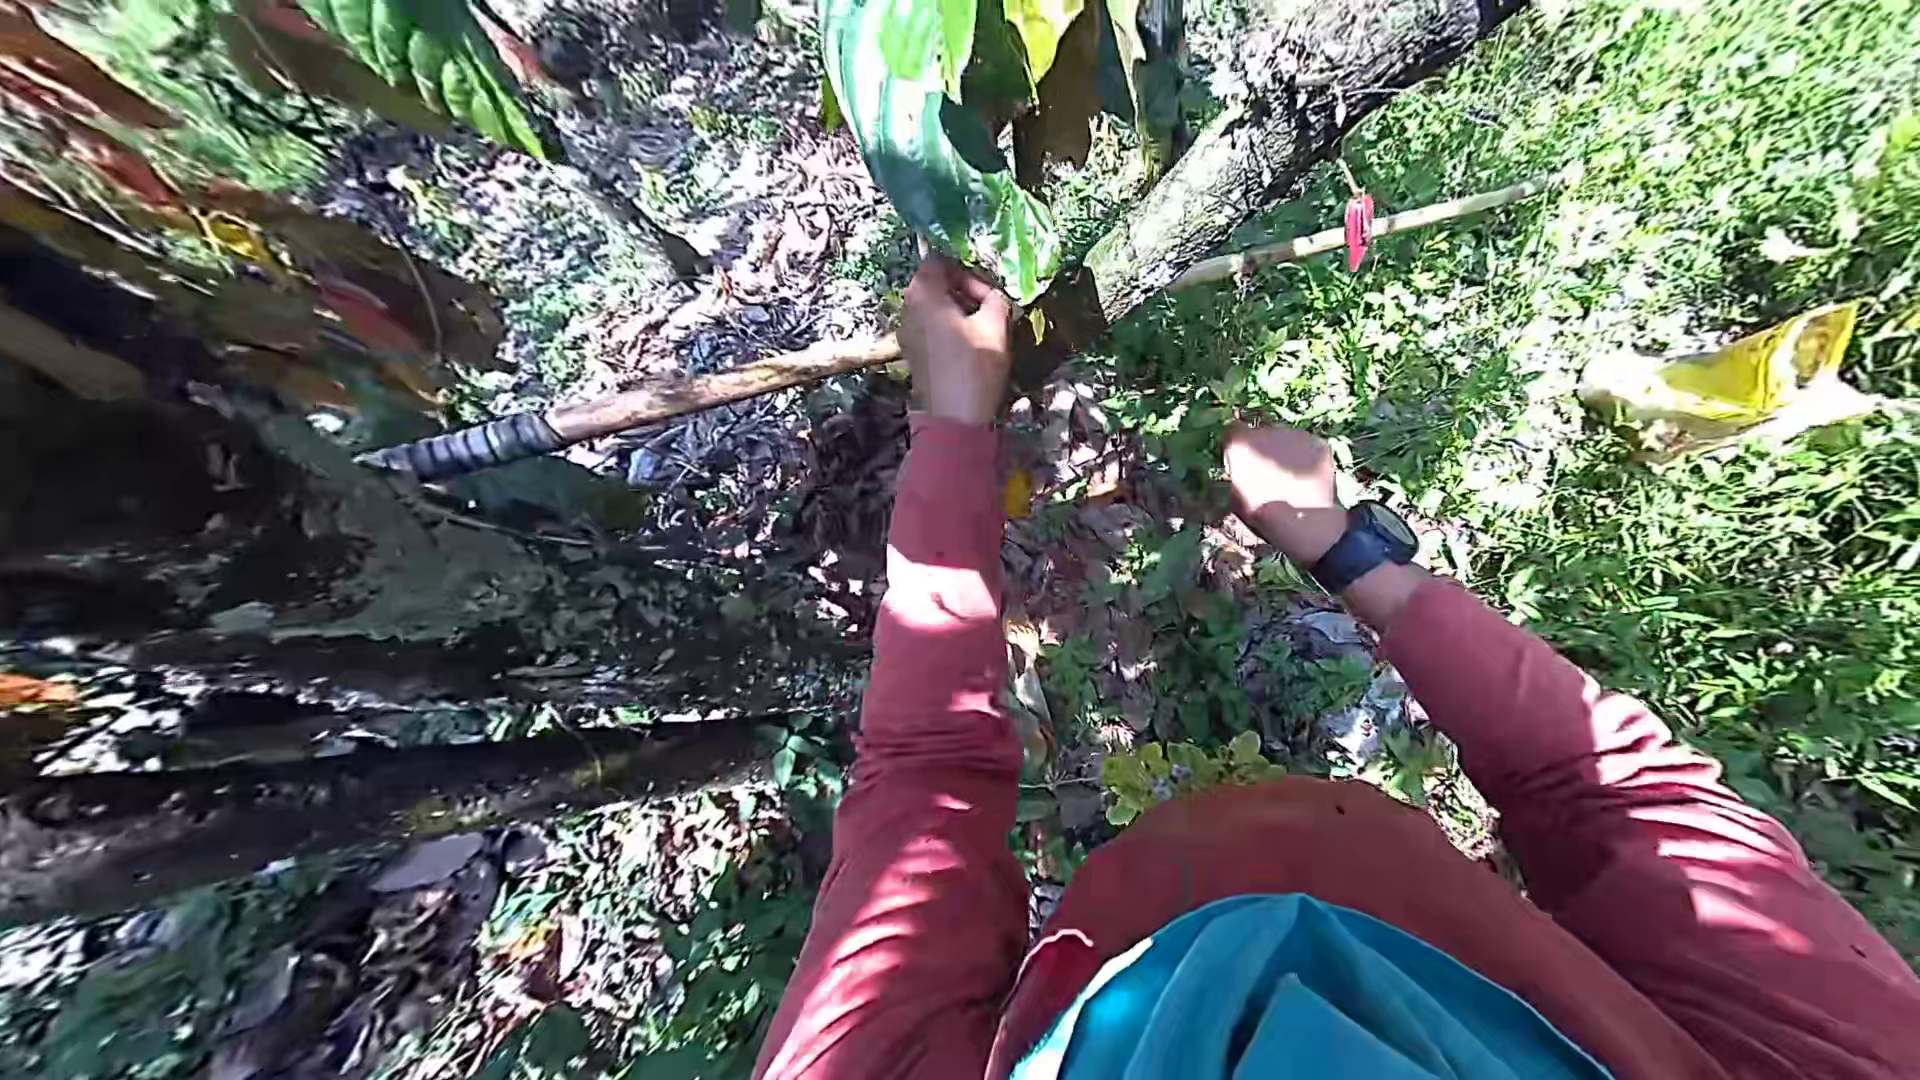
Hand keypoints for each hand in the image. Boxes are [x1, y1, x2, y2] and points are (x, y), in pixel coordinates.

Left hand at [900, 255, 1013, 425]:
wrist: (955, 421)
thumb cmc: (974, 369)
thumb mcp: (996, 327)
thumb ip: (996, 299)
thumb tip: (994, 296)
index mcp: (923, 293)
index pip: (941, 261)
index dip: (968, 270)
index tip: (988, 293)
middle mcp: (908, 308)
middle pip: (936, 284)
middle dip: (965, 291)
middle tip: (990, 310)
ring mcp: (907, 333)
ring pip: (935, 308)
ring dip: (960, 312)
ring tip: (984, 330)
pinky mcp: (913, 354)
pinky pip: (932, 329)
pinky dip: (950, 330)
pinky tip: (970, 347)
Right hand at [1226, 422, 1428, 628]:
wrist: (1306, 523)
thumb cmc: (1262, 513)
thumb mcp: (1234, 494)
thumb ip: (1235, 471)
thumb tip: (1237, 462)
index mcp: (1243, 444)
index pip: (1232, 429)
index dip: (1234, 443)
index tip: (1236, 457)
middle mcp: (1269, 431)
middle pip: (1260, 430)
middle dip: (1259, 445)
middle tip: (1262, 468)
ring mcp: (1297, 434)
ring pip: (1283, 434)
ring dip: (1281, 448)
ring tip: (1285, 473)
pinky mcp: (1318, 442)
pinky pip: (1304, 443)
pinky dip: (1301, 454)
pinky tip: (1302, 475)